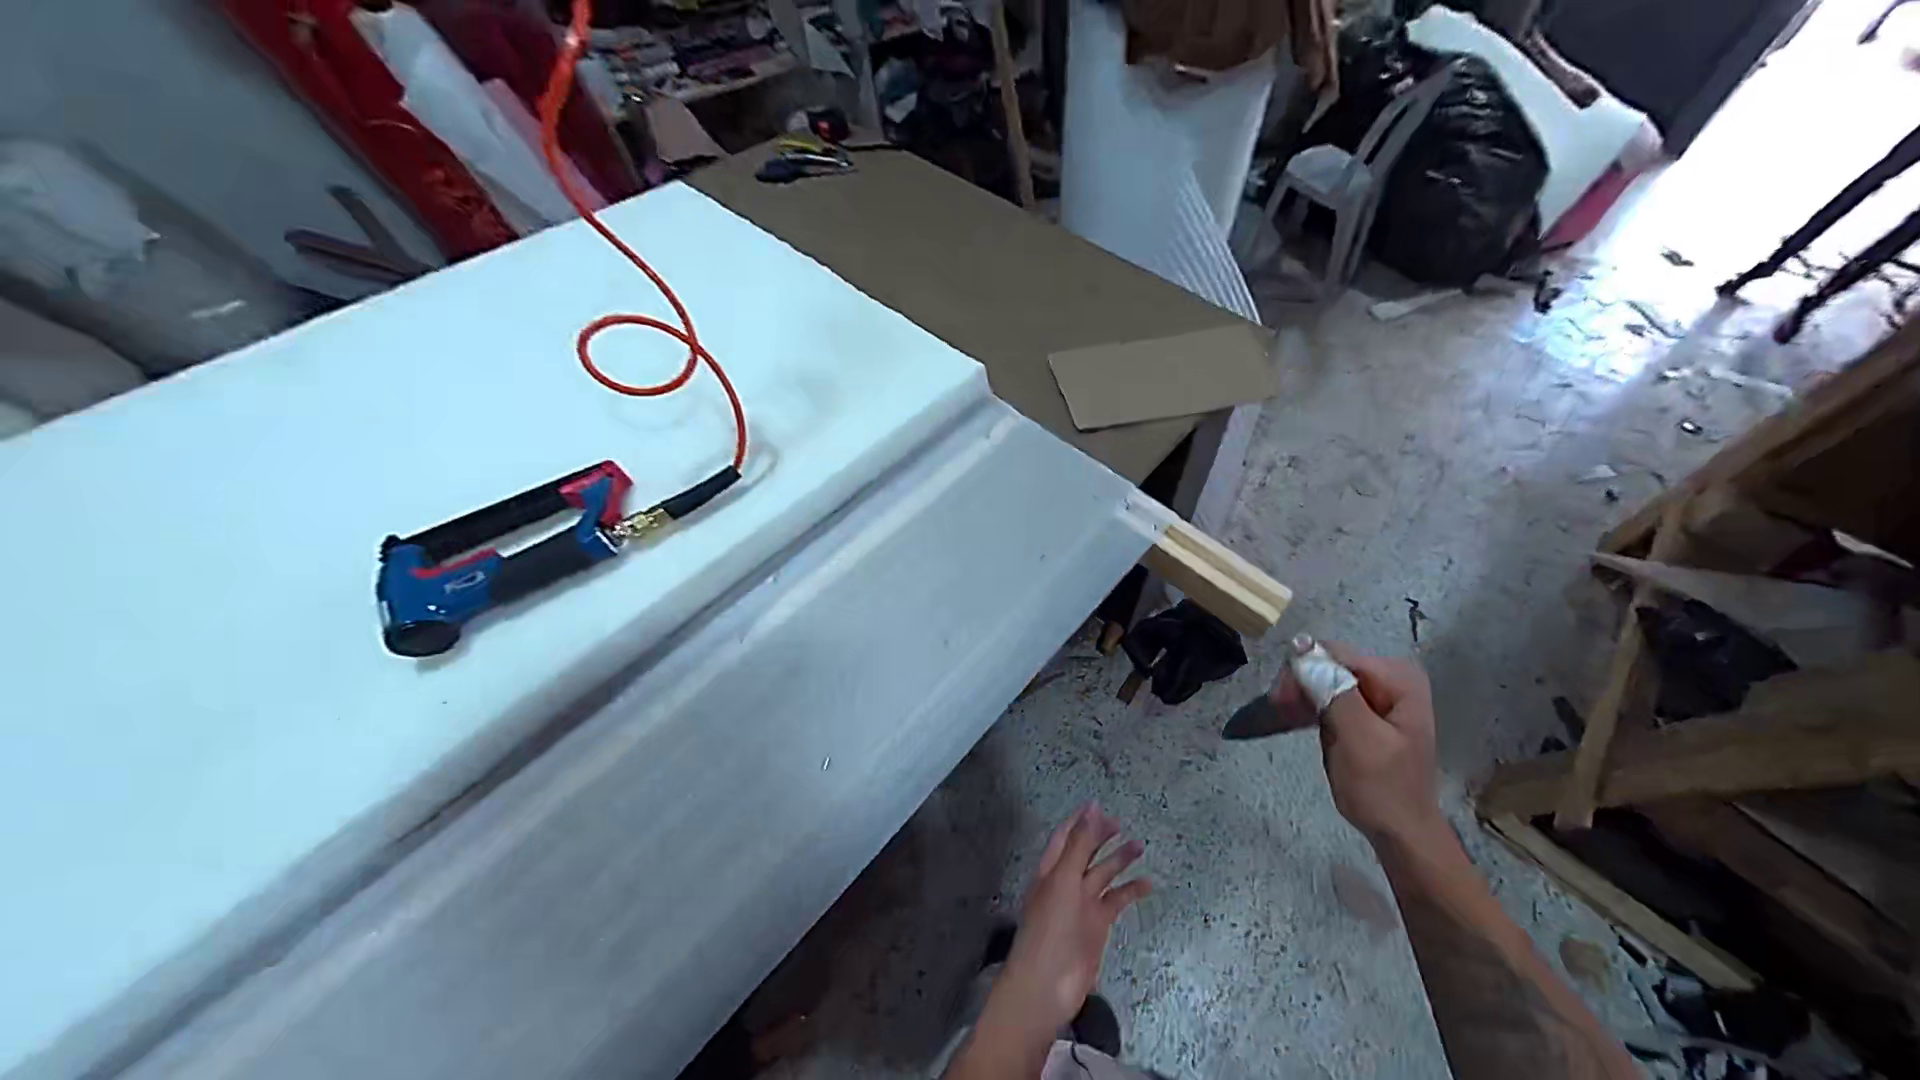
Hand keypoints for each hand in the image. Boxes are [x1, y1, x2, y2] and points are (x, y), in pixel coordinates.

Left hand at [993, 804, 1151, 1034]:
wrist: (1047, 983)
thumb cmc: (1050, 926)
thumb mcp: (1064, 878)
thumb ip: (1080, 844)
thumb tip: (1092, 807)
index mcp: (1051, 868)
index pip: (1065, 836)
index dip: (1080, 820)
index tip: (1098, 804)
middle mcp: (1066, 882)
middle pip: (1085, 852)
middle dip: (1101, 836)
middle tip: (1121, 823)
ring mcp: (1082, 904)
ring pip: (1103, 874)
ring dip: (1119, 860)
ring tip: (1140, 844)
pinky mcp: (1097, 925)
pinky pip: (1116, 901)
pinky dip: (1130, 891)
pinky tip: (1148, 883)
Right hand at [1271, 643, 1441, 846]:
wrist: (1401, 832)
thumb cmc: (1382, 788)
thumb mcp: (1358, 738)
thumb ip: (1333, 690)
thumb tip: (1301, 647)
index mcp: (1398, 679)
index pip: (1335, 654)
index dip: (1302, 672)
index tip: (1280, 700)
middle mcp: (1392, 679)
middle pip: (1329, 663)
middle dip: (1301, 684)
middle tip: (1280, 712)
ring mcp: (1380, 695)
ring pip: (1324, 678)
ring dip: (1301, 696)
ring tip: (1285, 719)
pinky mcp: (1366, 711)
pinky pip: (1329, 694)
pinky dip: (1311, 706)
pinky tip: (1296, 720)